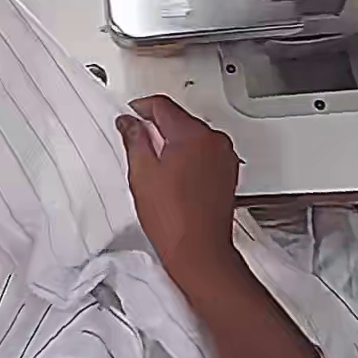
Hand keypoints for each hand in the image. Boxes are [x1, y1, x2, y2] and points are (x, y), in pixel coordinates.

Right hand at [117, 95, 241, 282]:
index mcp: (193, 135)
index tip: (131, 114)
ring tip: (156, 164)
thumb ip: (134, 140)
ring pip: (193, 134)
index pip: (163, 106)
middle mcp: (213, 140)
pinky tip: (174, 174)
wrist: (200, 251)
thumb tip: (129, 122)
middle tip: (137, 140)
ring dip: (174, 140)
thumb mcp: (142, 174)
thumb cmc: (174, 220)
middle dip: (157, 126)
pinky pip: (205, 150)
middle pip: (179, 118)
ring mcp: (224, 155)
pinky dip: (189, 154)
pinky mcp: (228, 170)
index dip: (141, 107)